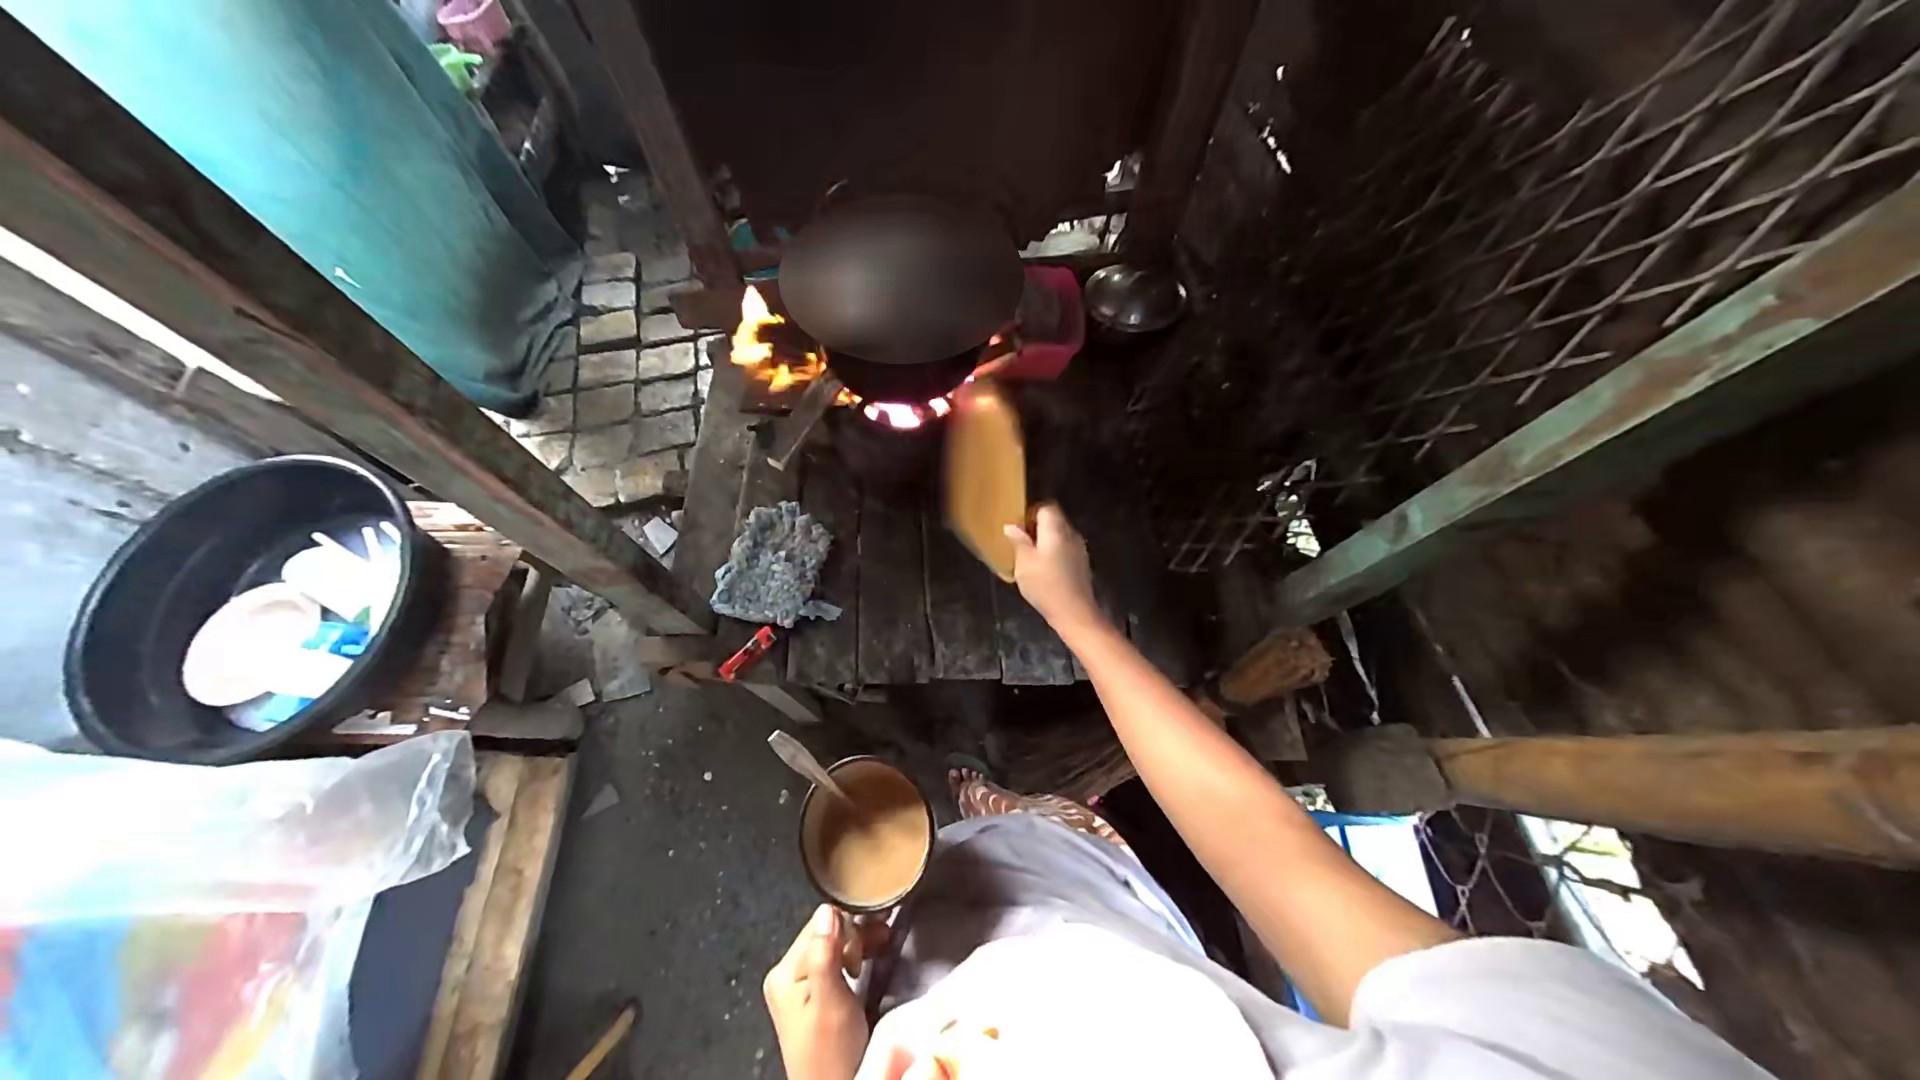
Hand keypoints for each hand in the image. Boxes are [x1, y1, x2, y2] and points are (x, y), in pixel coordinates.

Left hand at [765, 905, 871, 1079]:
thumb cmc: (832, 1052)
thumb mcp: (830, 1001)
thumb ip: (825, 954)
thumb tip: (827, 908)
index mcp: (784, 972)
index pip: (820, 924)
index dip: (849, 929)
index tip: (872, 945)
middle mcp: (787, 973)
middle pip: (826, 933)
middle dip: (856, 936)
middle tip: (880, 946)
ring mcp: (799, 985)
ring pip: (833, 944)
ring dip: (858, 944)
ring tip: (880, 948)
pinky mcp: (813, 995)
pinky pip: (835, 961)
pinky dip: (854, 957)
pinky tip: (868, 961)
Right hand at [1003, 503, 1099, 627]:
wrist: (1074, 612)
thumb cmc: (1045, 585)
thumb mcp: (1024, 562)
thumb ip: (1018, 541)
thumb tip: (1012, 526)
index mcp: (1056, 529)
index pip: (1046, 507)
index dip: (1031, 513)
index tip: (1019, 529)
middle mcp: (1071, 534)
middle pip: (1054, 520)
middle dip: (1036, 529)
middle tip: (1021, 545)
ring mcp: (1079, 549)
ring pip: (1059, 535)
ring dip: (1045, 542)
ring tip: (1030, 560)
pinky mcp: (1082, 563)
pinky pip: (1065, 549)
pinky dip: (1054, 553)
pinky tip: (1044, 571)